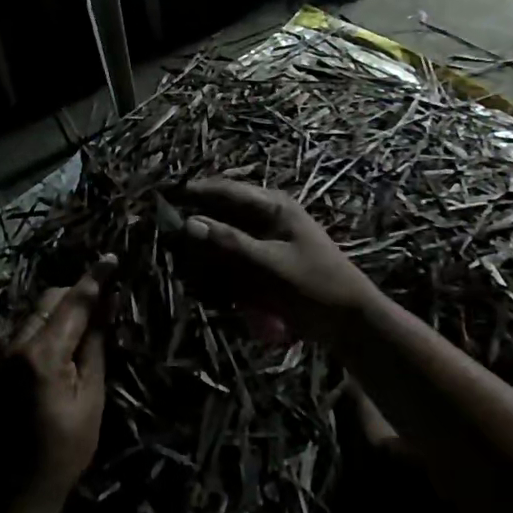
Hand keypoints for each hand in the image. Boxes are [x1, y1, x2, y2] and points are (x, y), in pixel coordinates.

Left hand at [0, 262, 110, 512]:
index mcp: (41, 355)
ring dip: (65, 307)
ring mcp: (5, 352)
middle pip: (52, 299)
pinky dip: (52, 322)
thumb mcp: (91, 398)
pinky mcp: (2, 362)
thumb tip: (106, 306)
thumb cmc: (64, 450)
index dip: (95, 279)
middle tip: (109, 297)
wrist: (15, 490)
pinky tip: (71, 334)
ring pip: (40, 310)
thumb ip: (95, 346)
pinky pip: (30, 327)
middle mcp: (17, 344)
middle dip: (79, 292)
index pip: (73, 303)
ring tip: (94, 314)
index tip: (112, 258)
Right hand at [173, 179, 379, 343]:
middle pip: (220, 213)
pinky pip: (233, 260)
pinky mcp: (264, 263)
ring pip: (223, 238)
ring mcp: (265, 240)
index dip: (193, 194)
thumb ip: (230, 243)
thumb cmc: (315, 286)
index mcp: (272, 205)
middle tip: (171, 246)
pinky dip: (220, 271)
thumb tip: (189, 223)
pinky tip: (208, 287)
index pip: (224, 190)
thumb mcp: (271, 265)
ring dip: (207, 254)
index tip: (161, 202)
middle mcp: (266, 216)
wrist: (351, 322)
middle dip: (197, 229)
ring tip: (188, 271)